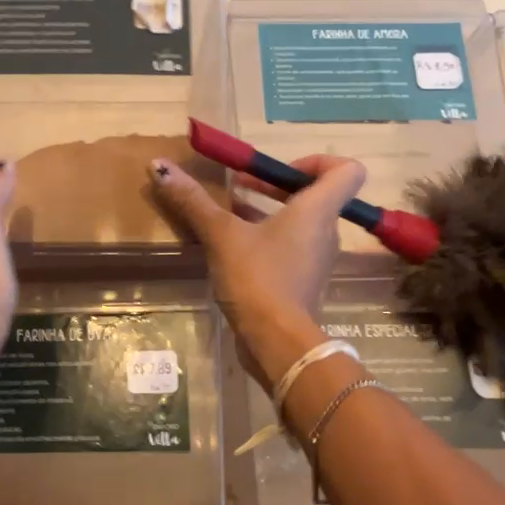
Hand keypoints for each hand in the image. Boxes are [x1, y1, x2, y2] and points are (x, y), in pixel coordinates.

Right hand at [149, 155, 366, 386]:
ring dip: (266, 213)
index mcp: (317, 210)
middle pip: (314, 195)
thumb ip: (192, 200)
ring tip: (227, 216)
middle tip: (237, 188)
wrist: (277, 342)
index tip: (275, 171)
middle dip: (274, 186)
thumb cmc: (258, 278)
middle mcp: (325, 231)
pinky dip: (265, 240)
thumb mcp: (221, 235)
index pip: (346, 170)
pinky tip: (231, 249)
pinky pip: (289, 248)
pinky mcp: (302, 282)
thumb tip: (158, 166)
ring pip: (298, 223)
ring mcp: (316, 259)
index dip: (317, 161)